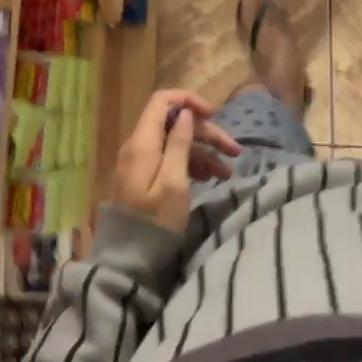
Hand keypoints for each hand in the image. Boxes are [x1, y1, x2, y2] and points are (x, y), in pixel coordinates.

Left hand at [111, 90, 243, 231]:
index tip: (214, 115)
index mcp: (142, 142)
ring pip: (175, 144)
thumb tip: (185, 113)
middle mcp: (138, 146)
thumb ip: (179, 144)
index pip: (162, 101)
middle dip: (206, 134)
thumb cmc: (155, 221)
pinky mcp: (143, 179)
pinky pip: (169, 161)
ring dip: (203, 152)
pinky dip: (191, 165)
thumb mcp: (173, 182)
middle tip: (235, 151)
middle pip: (175, 124)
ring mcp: (140, 163)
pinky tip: (210, 178)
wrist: (127, 260)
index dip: (189, 101)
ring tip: (228, 172)